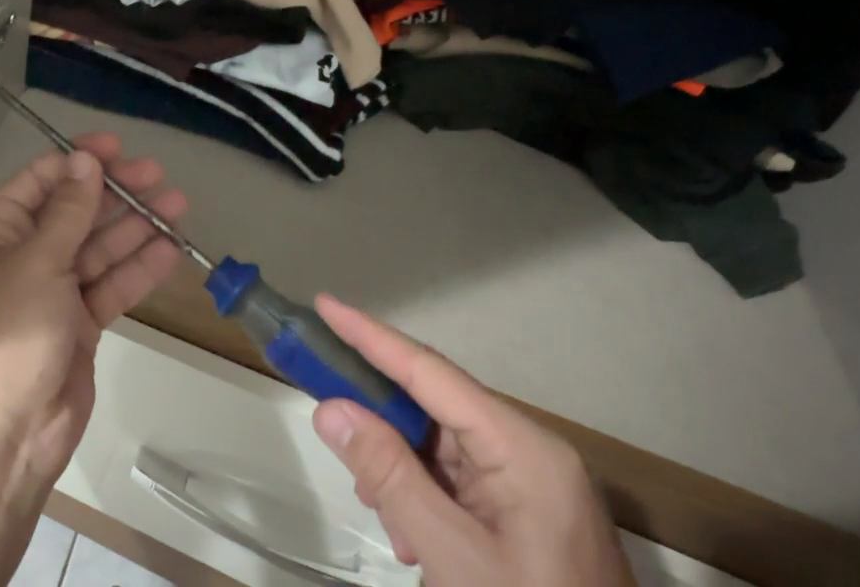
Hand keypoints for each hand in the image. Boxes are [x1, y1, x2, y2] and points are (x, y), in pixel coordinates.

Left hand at [0, 133, 187, 483]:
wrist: (9, 433)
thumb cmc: (11, 336)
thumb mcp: (37, 263)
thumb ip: (68, 211)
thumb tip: (83, 160)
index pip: (40, 182)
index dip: (79, 162)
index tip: (119, 149)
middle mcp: (21, 255)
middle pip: (74, 212)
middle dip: (115, 194)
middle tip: (159, 176)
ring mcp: (51, 291)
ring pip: (97, 248)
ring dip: (135, 228)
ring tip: (178, 205)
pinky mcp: (78, 323)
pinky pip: (109, 284)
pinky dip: (137, 268)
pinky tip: (169, 249)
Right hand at [309, 296, 634, 586]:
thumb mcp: (452, 554)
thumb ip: (390, 476)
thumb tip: (332, 409)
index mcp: (523, 449)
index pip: (431, 373)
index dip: (372, 336)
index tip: (326, 304)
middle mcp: (531, 452)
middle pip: (434, 410)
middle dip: (381, 427)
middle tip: (330, 427)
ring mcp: (533, 483)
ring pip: (441, 450)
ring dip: (402, 478)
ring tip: (395, 528)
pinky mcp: (528, 512)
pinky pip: (459, 482)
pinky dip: (425, 501)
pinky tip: (415, 540)